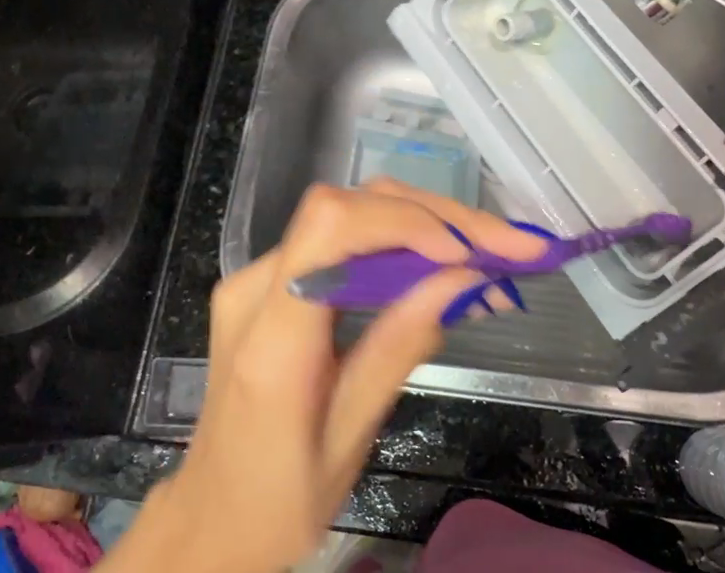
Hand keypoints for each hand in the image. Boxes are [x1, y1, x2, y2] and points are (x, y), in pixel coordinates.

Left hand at [101, 178, 546, 572]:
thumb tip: (464, 278)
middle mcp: (255, 286)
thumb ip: (400, 347)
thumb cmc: (278, 499)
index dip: (406, 221)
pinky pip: (340, 243)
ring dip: (425, 225)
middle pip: (349, 208)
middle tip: (514, 248)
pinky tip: (446, 267)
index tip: (470, 254)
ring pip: (350, 216)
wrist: (211, 517)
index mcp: (272, 335)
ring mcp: (258, 279)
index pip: (331, 228)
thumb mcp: (349, 437)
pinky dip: (399, 244)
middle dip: (438, 219)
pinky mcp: (271, 284)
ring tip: (494, 255)